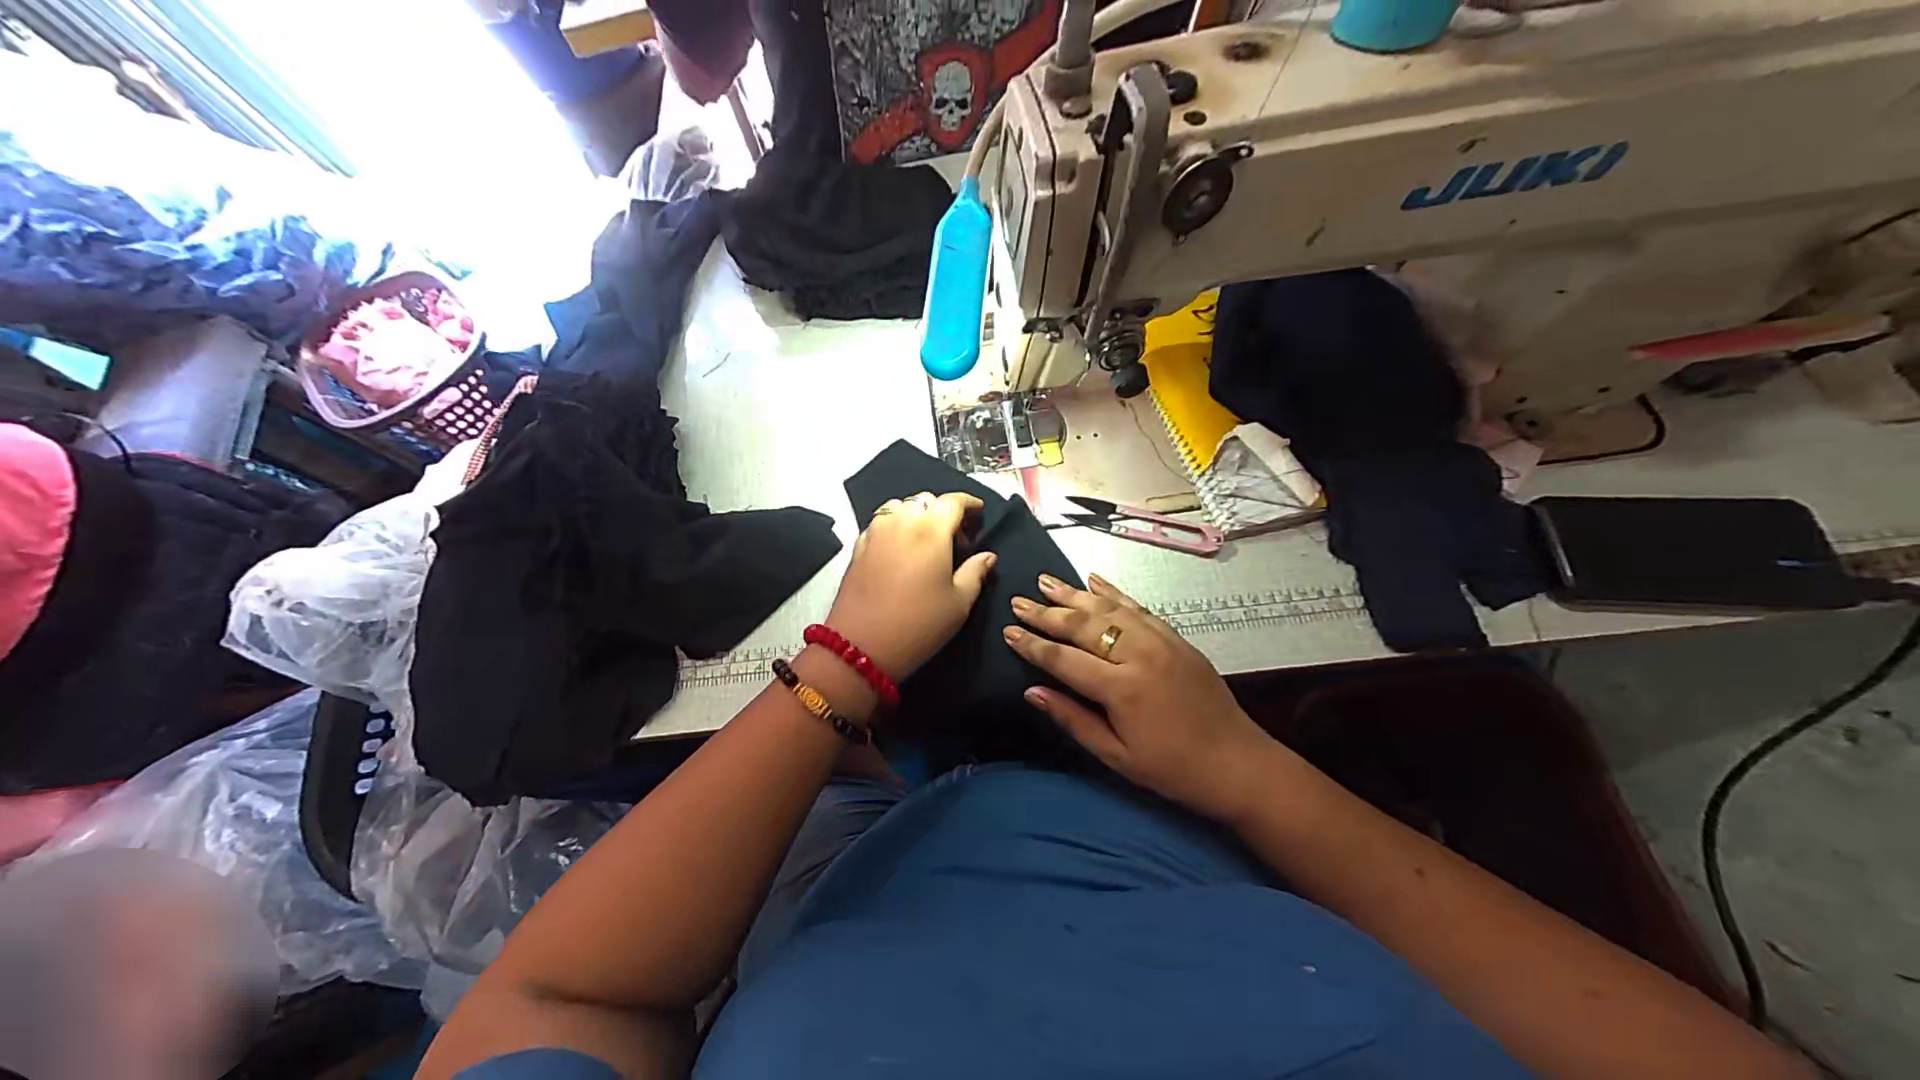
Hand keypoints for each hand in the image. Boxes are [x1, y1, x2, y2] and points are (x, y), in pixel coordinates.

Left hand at [826, 492, 995, 679]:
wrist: (861, 647)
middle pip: (925, 501)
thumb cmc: (918, 625)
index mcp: (930, 529)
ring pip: (899, 508)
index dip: (969, 503)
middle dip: (943, 511)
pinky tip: (902, 552)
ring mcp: (875, 532)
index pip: (953, 501)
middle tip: (956, 538)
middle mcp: (901, 522)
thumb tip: (987, 556)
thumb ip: (976, 572)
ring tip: (926, 543)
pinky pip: (881, 524)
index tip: (978, 512)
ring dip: (916, 516)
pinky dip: (895, 528)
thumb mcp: (959, 603)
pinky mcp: (858, 547)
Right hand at [1003, 573, 1279, 823]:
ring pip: (1108, 609)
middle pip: (1083, 626)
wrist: (1237, 762)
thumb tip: (1031, 691)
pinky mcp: (1176, 637)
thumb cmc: (1171, 768)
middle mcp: (1138, 655)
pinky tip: (1094, 580)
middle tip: (1018, 600)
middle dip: (1047, 613)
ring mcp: (1160, 641)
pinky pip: (1138, 607)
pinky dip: (1113, 592)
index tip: (1008, 631)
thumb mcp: (1116, 755)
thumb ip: (1072, 719)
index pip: (1064, 659)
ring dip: (1074, 593)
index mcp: (1121, 688)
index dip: (1033, 645)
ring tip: (1046, 581)